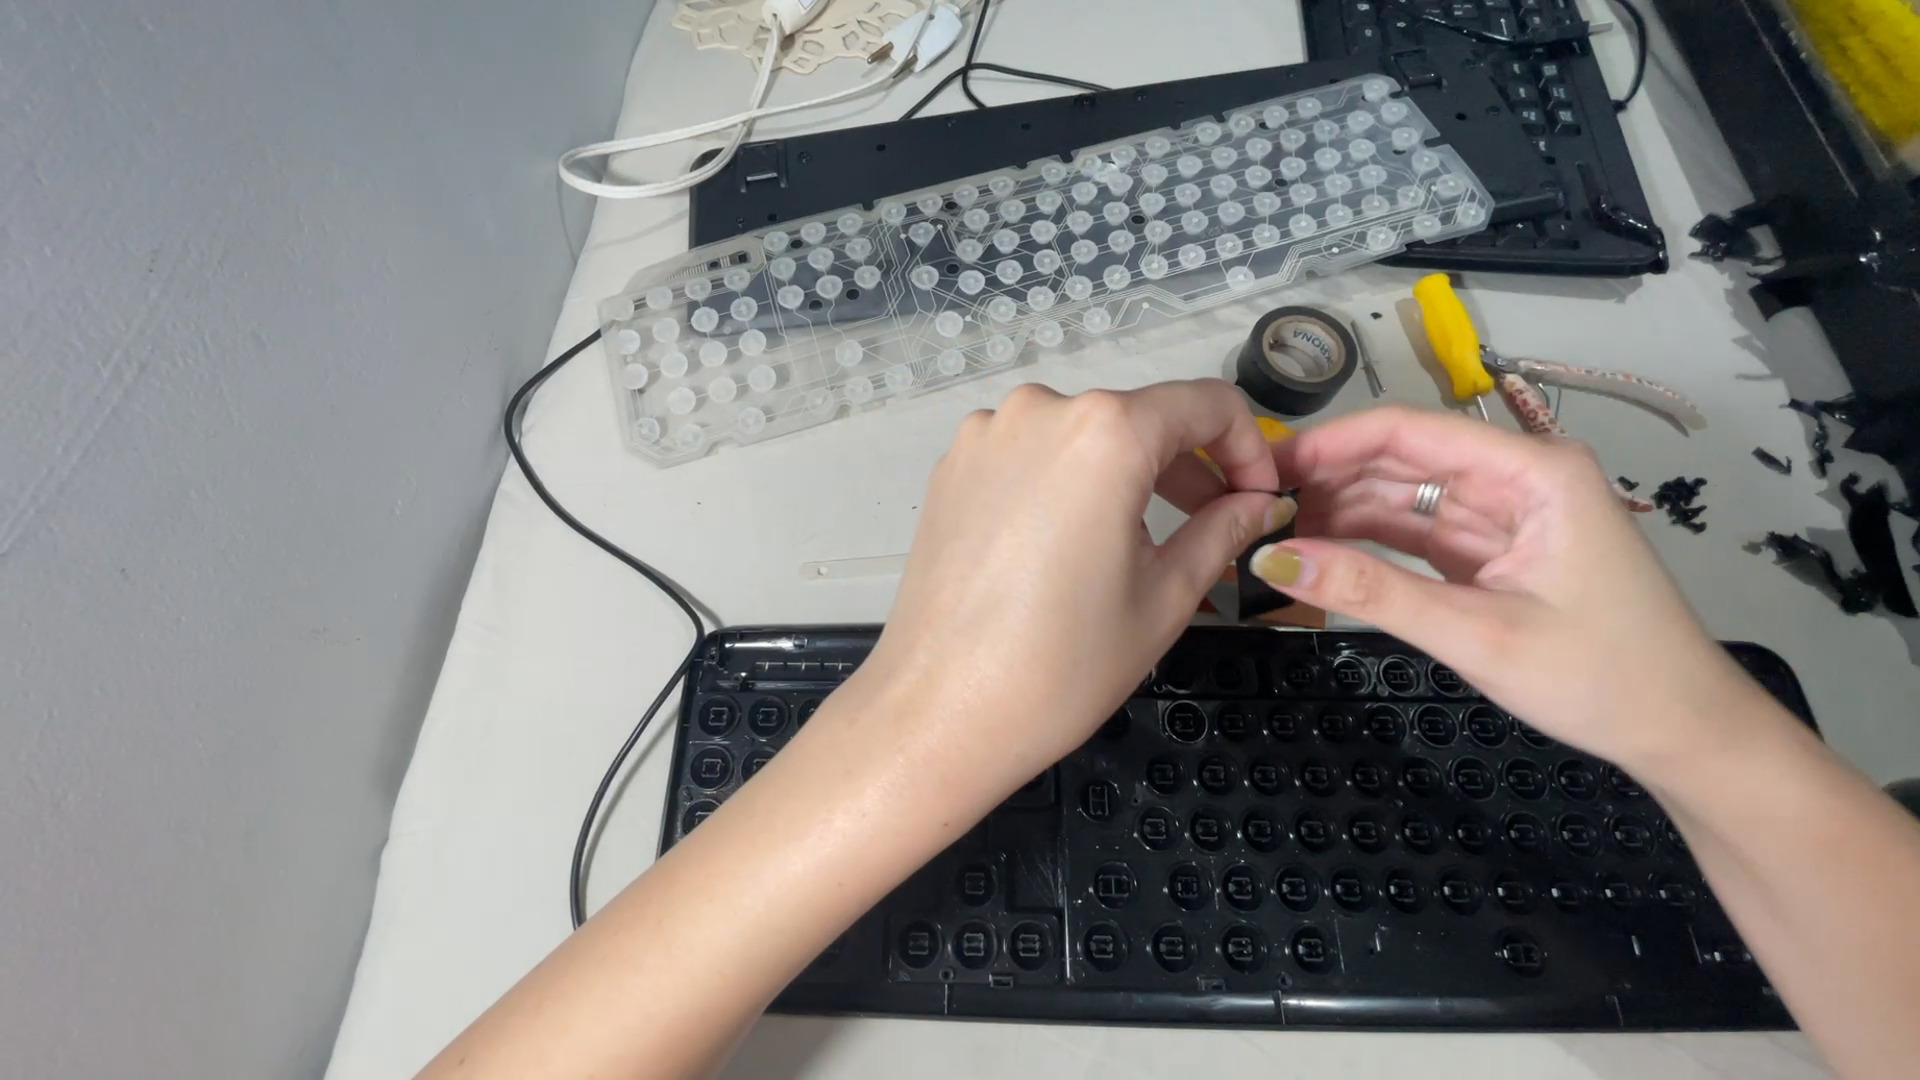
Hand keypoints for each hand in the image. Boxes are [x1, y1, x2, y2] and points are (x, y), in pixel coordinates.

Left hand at [857, 381, 1288, 801]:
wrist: (939, 712)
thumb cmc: (1060, 665)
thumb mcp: (1164, 597)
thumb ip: (1222, 531)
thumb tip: (1257, 504)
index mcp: (1103, 433)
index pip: (1205, 403)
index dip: (1246, 446)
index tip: (1254, 494)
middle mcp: (1038, 411)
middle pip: (1136, 418)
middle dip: (1184, 465)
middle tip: (1209, 521)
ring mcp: (984, 437)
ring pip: (1079, 436)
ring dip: (1122, 473)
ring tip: (1136, 537)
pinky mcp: (950, 468)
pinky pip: (1029, 456)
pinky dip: (1064, 480)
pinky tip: (1066, 540)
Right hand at [1249, 406, 1768, 773]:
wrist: (1681, 733)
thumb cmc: (1601, 678)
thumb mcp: (1476, 635)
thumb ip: (1370, 592)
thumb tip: (1270, 560)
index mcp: (1531, 472)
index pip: (1408, 431)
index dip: (1327, 444)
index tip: (1261, 470)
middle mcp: (1512, 477)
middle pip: (1396, 458)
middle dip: (1323, 479)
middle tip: (1252, 508)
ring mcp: (1497, 512)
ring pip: (1396, 492)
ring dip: (1334, 510)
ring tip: (1270, 531)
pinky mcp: (1483, 547)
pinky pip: (1408, 528)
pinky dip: (1360, 538)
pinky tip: (1314, 548)